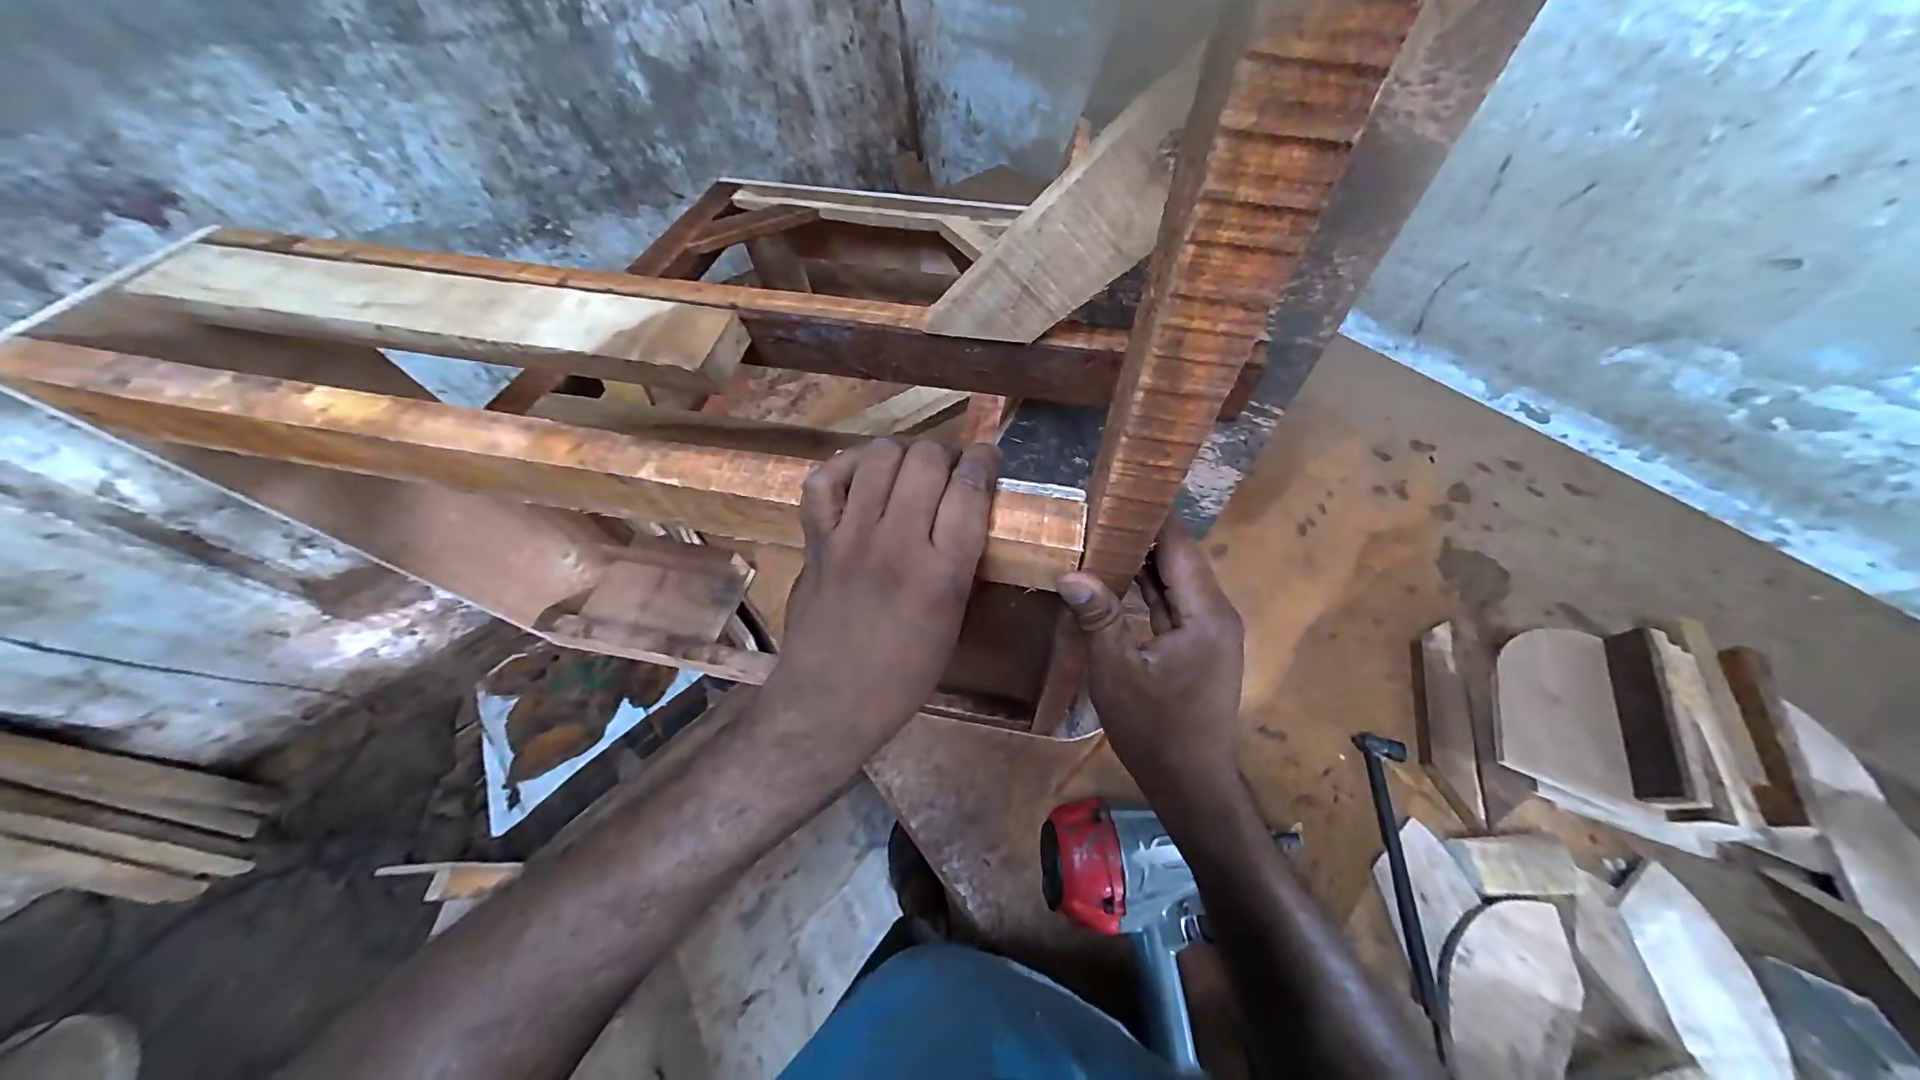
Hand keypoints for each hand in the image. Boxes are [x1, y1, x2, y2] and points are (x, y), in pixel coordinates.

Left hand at [767, 438, 999, 738]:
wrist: (830, 699)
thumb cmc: (904, 673)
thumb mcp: (953, 619)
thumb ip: (961, 560)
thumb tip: (967, 509)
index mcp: (943, 571)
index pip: (970, 488)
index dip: (985, 461)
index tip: (988, 458)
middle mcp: (898, 543)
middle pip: (926, 460)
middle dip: (947, 452)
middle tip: (951, 466)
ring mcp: (850, 537)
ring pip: (879, 457)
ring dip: (903, 452)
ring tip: (910, 467)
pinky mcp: (816, 540)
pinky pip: (824, 480)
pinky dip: (846, 468)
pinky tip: (862, 477)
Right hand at [1056, 519, 1244, 792]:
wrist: (1193, 783)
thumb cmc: (1156, 730)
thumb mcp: (1118, 673)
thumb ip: (1098, 618)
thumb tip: (1070, 572)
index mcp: (1205, 613)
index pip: (1179, 546)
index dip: (1152, 515)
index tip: (1117, 488)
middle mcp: (1215, 613)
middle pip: (1180, 558)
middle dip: (1143, 532)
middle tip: (1098, 508)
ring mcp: (1210, 631)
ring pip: (1176, 580)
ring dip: (1144, 559)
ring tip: (1101, 532)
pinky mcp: (1199, 646)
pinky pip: (1173, 603)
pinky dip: (1148, 587)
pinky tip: (1117, 576)